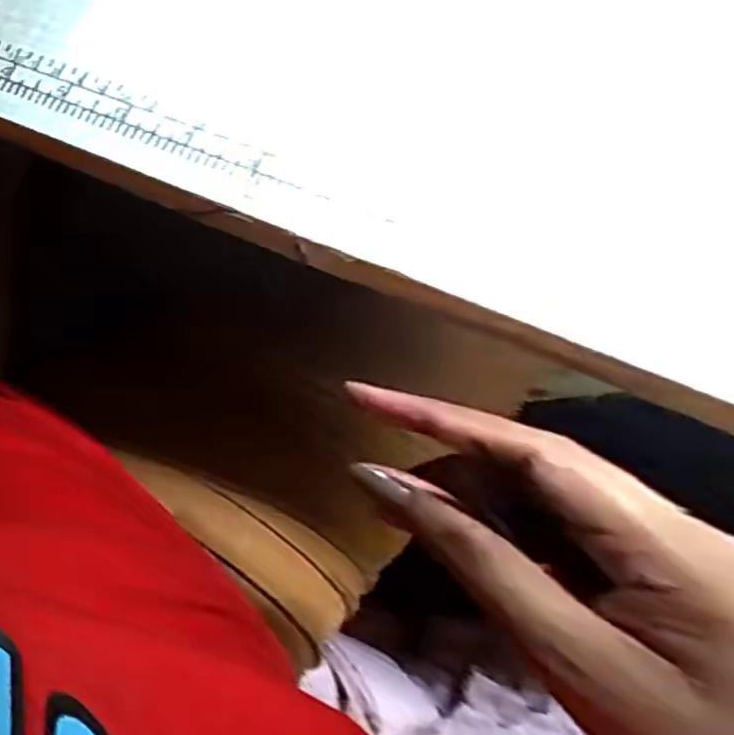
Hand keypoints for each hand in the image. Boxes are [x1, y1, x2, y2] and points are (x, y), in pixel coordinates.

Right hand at [347, 383, 733, 734]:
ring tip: (410, 518)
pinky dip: (510, 527)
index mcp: (674, 547)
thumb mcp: (568, 652)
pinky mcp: (682, 576)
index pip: (534, 450)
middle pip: (541, 465)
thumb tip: (376, 478)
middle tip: (376, 482)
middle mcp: (687, 532)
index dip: (439, 415)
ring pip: (554, 494)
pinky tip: (473, 547)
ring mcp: (689, 553)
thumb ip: (472, 556)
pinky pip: (574, 526)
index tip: (359, 394)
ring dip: (475, 498)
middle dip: (449, 463)